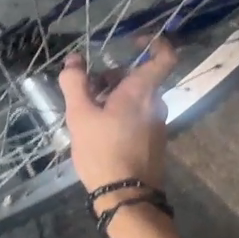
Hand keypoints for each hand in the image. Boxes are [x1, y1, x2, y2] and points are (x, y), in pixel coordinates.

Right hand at [58, 40, 178, 197]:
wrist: (126, 196)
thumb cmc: (102, 150)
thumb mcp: (79, 114)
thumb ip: (75, 82)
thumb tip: (75, 59)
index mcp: (141, 91)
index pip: (164, 56)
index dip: (154, 42)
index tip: (131, 40)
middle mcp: (155, 104)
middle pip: (138, 78)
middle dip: (111, 77)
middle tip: (85, 89)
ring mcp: (157, 124)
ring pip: (135, 98)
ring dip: (112, 97)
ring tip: (86, 113)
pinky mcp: (154, 141)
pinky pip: (137, 116)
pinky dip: (118, 114)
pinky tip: (97, 131)